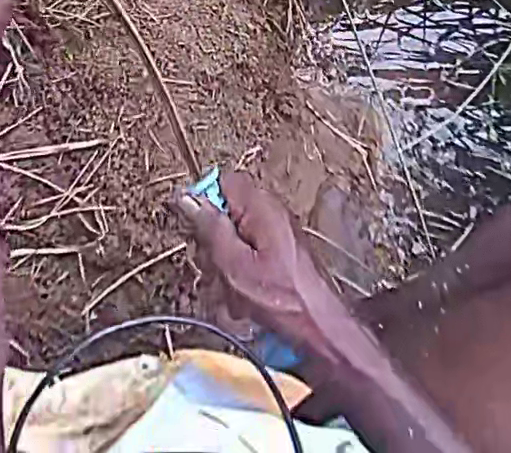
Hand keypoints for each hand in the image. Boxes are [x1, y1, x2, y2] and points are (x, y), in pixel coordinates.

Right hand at [172, 171, 356, 358]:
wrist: (323, 330)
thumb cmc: (283, 300)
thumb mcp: (235, 265)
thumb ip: (210, 228)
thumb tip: (187, 198)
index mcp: (260, 205)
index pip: (222, 182)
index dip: (206, 204)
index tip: (199, 232)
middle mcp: (271, 212)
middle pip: (227, 211)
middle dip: (215, 242)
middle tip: (216, 269)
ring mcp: (278, 232)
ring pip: (236, 237)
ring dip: (227, 265)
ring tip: (233, 292)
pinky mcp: (282, 253)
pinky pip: (250, 254)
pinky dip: (243, 274)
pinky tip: (245, 300)